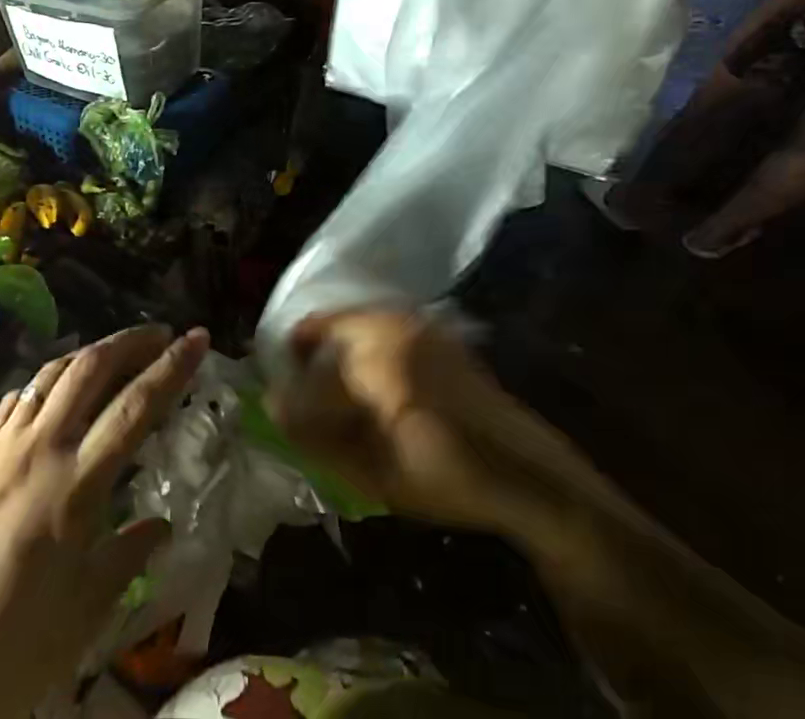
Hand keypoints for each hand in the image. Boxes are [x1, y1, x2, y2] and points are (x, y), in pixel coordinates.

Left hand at [0, 325, 209, 718]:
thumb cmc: (10, 647)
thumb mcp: (84, 611)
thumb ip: (126, 558)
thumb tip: (160, 526)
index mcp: (74, 486)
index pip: (135, 407)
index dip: (172, 368)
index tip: (198, 338)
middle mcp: (36, 450)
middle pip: (88, 370)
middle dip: (129, 342)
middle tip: (161, 333)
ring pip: (47, 377)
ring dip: (86, 355)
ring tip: (114, 354)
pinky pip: (13, 404)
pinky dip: (44, 385)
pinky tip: (52, 395)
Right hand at [269, 310, 586, 531]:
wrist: (532, 478)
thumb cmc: (447, 478)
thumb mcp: (371, 472)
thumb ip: (312, 434)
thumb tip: (271, 402)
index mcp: (376, 357)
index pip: (307, 356)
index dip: (287, 378)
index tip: (280, 399)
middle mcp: (395, 328)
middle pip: (328, 326)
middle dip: (309, 357)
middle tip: (305, 396)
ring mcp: (420, 326)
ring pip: (354, 325)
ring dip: (336, 351)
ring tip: (338, 395)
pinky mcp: (439, 335)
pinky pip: (382, 327)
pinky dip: (364, 348)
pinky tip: (375, 387)